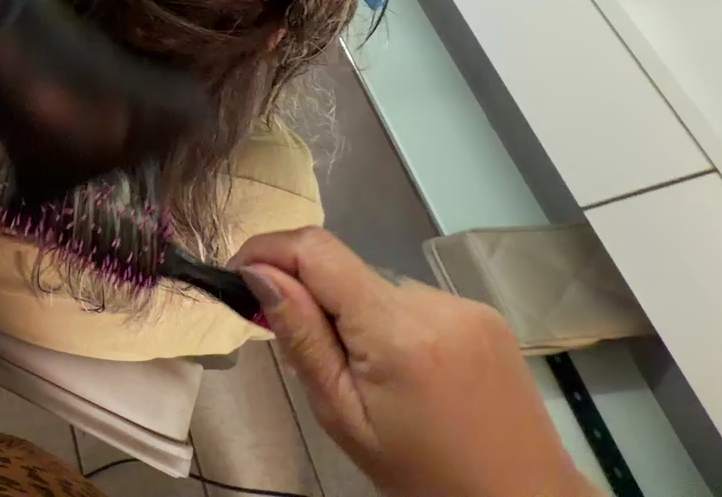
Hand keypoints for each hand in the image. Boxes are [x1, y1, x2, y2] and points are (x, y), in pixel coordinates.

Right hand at [231, 228, 597, 496]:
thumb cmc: (423, 476)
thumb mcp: (342, 415)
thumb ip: (300, 336)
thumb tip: (257, 273)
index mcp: (397, 330)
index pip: (315, 248)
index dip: (268, 248)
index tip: (240, 274)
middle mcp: (433, 301)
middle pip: (341, 266)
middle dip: (308, 293)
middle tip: (300, 346)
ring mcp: (463, 303)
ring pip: (372, 282)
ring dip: (349, 308)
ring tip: (360, 369)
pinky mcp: (481, 312)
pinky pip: (407, 297)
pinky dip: (385, 319)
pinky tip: (401, 367)